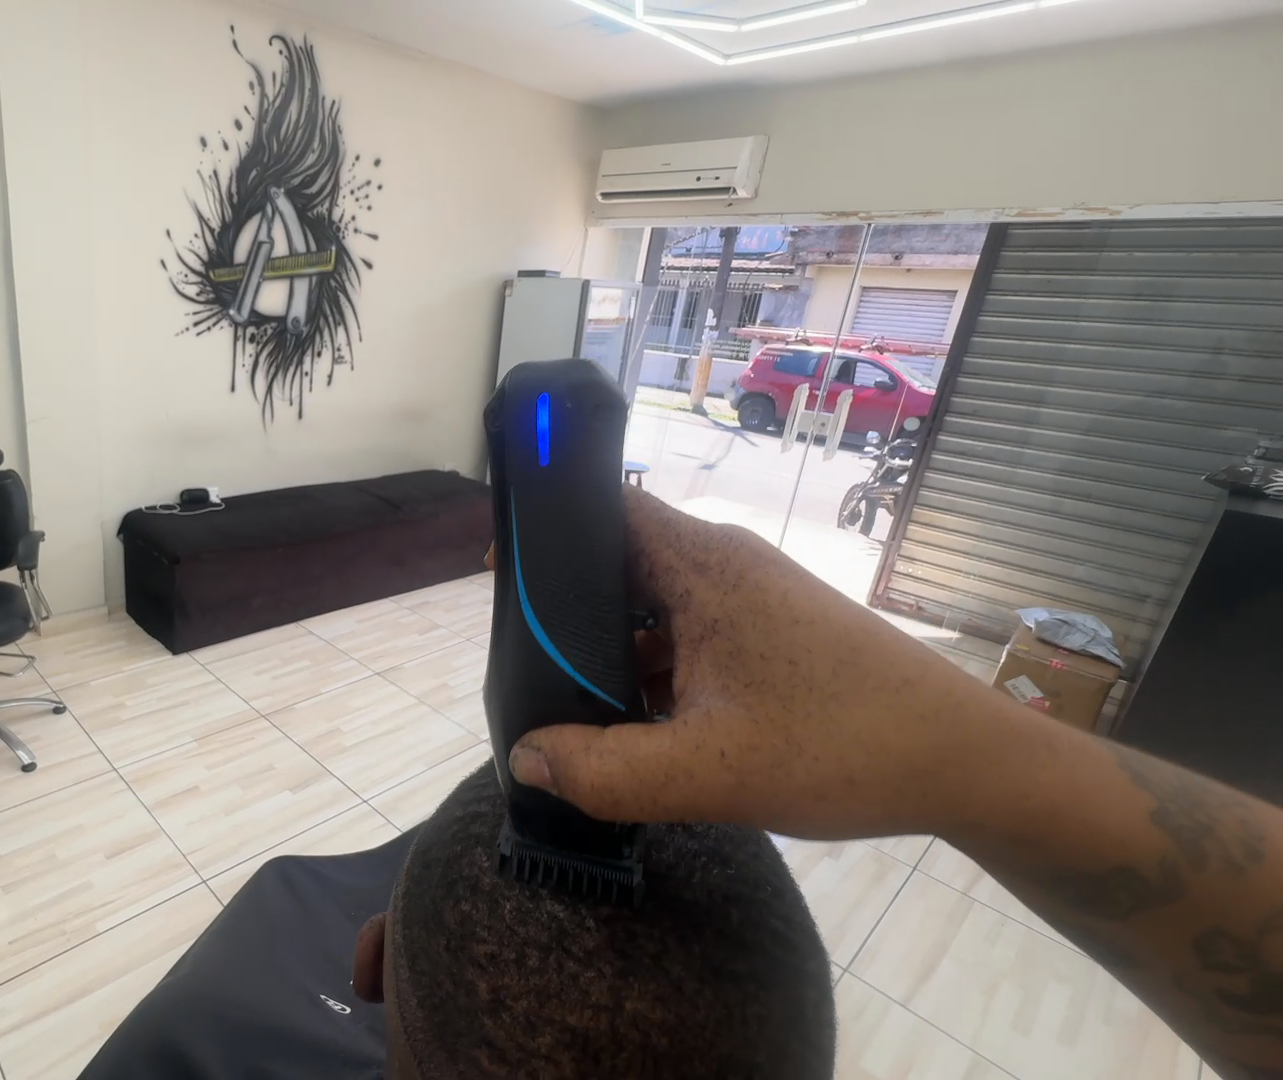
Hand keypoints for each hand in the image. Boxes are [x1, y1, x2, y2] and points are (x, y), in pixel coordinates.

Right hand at [506, 487, 1027, 841]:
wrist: (975, 766)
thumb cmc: (844, 748)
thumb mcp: (711, 771)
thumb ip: (606, 771)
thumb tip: (525, 758)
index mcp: (701, 565)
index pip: (604, 506)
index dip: (548, 528)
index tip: (503, 574)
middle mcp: (720, 562)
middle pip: (618, 557)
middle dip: (568, 603)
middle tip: (528, 651)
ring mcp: (747, 594)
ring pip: (651, 599)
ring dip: (612, 640)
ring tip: (575, 690)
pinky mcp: (766, 625)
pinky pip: (684, 626)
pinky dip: (652, 660)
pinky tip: (642, 713)